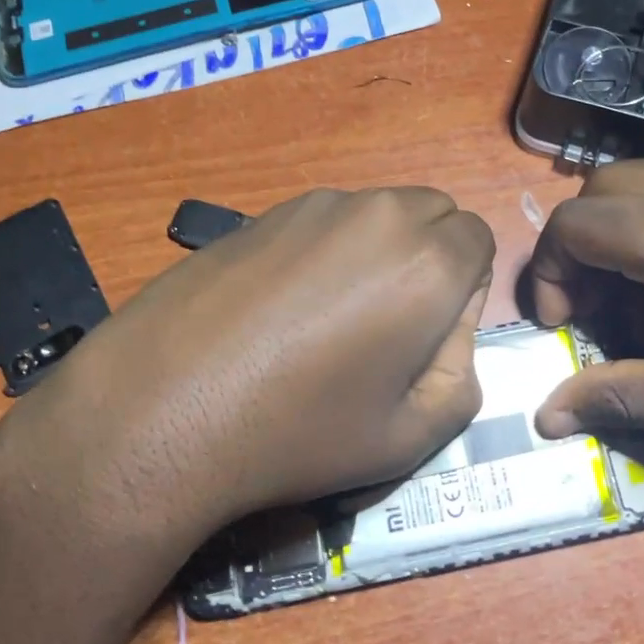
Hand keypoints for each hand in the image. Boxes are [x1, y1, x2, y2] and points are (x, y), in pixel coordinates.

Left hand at [11, 186, 495, 529]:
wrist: (163, 409)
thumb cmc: (299, 432)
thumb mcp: (410, 437)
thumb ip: (462, 377)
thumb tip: (449, 333)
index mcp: (429, 262)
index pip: (480, 241)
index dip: (463, 290)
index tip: (426, 338)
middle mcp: (379, 215)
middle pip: (433, 215)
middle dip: (429, 259)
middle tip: (387, 327)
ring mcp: (314, 206)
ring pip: (376, 214)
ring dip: (377, 252)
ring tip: (326, 321)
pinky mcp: (262, 213)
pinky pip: (322, 222)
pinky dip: (325, 252)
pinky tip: (278, 310)